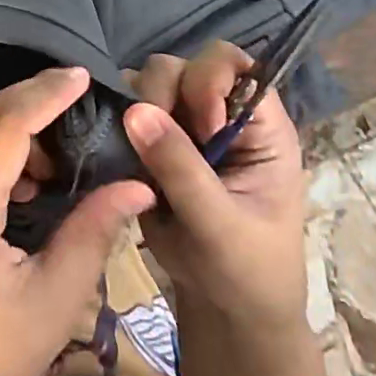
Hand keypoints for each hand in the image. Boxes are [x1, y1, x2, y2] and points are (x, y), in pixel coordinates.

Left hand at [0, 67, 156, 375]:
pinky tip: (19, 179)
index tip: (83, 75)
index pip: (7, 123)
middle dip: (31, 98)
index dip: (47, 93)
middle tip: (79, 103)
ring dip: (9, 122)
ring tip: (54, 158)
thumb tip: (138, 186)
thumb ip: (92, 232)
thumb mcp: (50, 302)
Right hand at [124, 41, 308, 329]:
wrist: (224, 310)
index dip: (210, 83)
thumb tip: (135, 111)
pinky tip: (117, 150)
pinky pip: (127, 108)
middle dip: (162, 94)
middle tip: (154, 145)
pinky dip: (116, 120)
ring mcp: (184, 124)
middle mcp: (219, 112)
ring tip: (135, 153)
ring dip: (135, 106)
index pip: (234, 66)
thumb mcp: (222, 226)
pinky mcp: (153, 140)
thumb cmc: (246, 270)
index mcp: (259, 124)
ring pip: (149, 81)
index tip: (202, 130)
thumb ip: (182, 169)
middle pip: (183, 66)